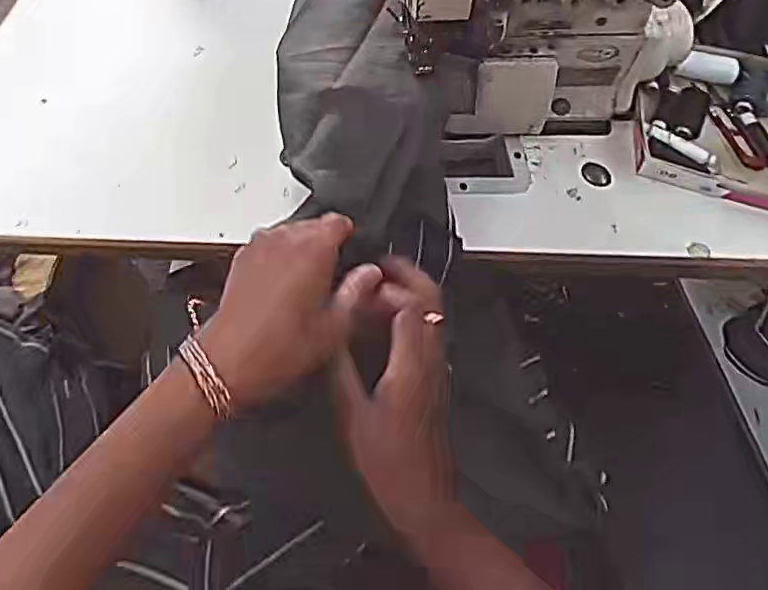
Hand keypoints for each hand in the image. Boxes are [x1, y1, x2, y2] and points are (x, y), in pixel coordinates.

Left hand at [199, 214, 381, 408]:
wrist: (227, 362)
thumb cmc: (275, 350)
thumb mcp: (333, 328)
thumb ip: (357, 292)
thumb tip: (370, 275)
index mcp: (315, 248)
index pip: (340, 221)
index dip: (351, 236)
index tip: (354, 254)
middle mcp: (287, 238)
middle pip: (316, 224)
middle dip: (326, 243)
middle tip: (331, 275)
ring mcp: (262, 245)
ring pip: (292, 233)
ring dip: (301, 249)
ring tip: (305, 284)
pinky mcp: (243, 256)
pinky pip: (269, 245)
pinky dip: (278, 257)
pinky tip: (281, 287)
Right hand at [331, 257, 457, 541]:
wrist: (426, 501)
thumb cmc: (391, 466)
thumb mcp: (353, 416)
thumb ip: (341, 369)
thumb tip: (329, 334)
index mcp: (413, 364)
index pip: (411, 305)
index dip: (387, 288)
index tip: (362, 286)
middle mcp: (432, 359)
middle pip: (432, 299)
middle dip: (408, 274)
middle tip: (380, 264)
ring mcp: (438, 367)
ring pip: (433, 313)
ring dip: (410, 292)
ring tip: (379, 286)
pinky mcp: (436, 377)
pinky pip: (429, 330)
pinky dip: (411, 314)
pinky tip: (386, 322)